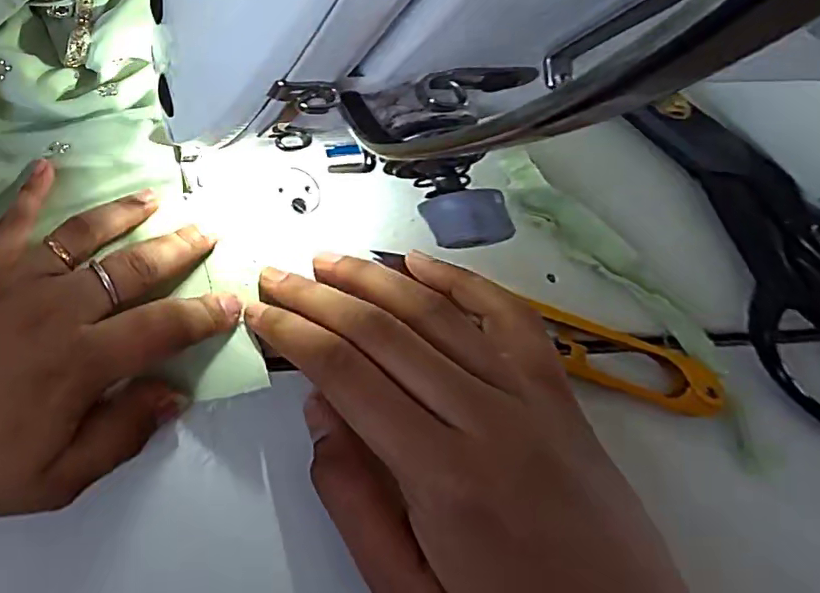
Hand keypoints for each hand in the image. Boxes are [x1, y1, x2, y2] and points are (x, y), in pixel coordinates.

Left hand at [0, 159, 242, 591]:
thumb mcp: (56, 479)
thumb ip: (119, 434)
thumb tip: (173, 394)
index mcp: (80, 363)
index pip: (159, 329)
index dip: (201, 314)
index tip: (231, 299)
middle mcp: (57, 310)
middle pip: (131, 270)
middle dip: (177, 248)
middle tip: (207, 229)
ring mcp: (19, 282)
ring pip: (84, 237)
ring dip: (123, 213)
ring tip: (156, 196)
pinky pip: (13, 224)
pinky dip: (31, 192)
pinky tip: (47, 165)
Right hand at [249, 250, 686, 592]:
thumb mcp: (406, 585)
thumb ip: (352, 497)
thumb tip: (320, 408)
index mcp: (443, 476)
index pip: (344, 371)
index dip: (291, 332)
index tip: (258, 312)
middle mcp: (487, 423)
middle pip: (379, 330)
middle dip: (315, 296)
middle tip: (275, 276)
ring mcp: (531, 402)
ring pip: (434, 312)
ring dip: (371, 276)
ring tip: (325, 259)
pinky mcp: (561, 396)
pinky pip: (510, 318)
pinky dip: (462, 280)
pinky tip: (418, 262)